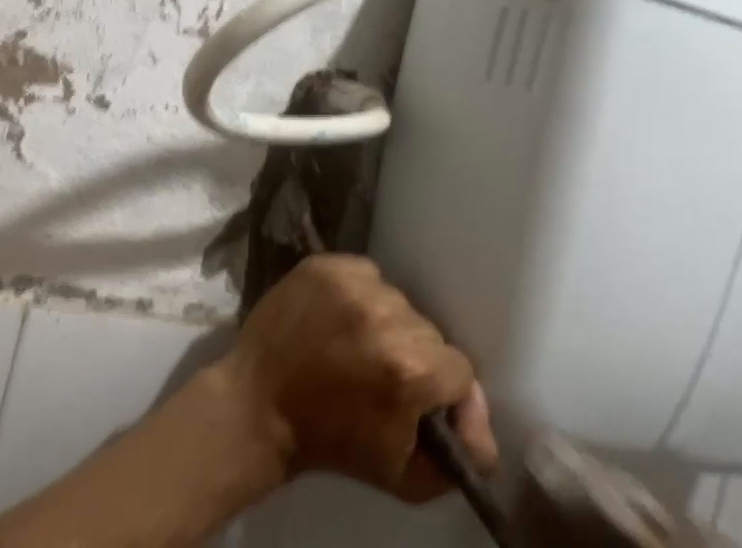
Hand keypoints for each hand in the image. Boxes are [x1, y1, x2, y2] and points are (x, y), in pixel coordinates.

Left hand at [213, 254, 497, 501]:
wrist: (258, 404)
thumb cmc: (333, 442)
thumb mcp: (409, 476)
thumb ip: (466, 454)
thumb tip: (482, 421)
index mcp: (412, 368)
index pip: (459, 371)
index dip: (442, 393)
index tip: (413, 401)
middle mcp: (386, 317)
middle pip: (429, 335)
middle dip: (414, 358)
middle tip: (379, 377)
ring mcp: (351, 286)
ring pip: (399, 303)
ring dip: (387, 325)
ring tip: (356, 348)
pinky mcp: (323, 266)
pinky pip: (366, 275)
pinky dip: (360, 295)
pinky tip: (339, 319)